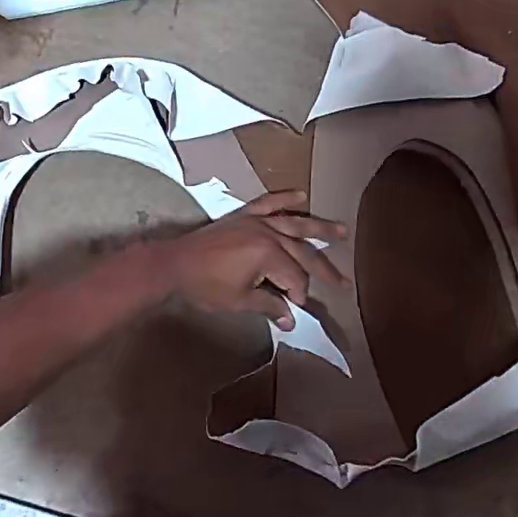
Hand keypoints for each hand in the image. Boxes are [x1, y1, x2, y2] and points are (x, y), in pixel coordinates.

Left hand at [156, 191, 347, 329]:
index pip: (296, 278)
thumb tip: (290, 320)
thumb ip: (269, 306)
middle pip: (303, 253)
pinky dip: (285, 198)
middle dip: (324, 270)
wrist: (174, 264)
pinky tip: (301, 196)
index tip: (295, 309)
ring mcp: (257, 221)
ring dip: (319, 228)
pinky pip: (269, 202)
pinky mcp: (244, 215)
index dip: (298, 296)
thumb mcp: (239, 301)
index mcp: (268, 256)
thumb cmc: (205, 286)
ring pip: (295, 224)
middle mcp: (268, 234)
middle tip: (344, 282)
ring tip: (342, 231)